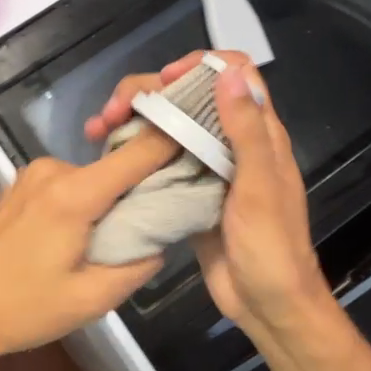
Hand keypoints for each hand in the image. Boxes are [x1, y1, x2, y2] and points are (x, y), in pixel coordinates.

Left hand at [0, 130, 179, 368]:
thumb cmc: (24, 310)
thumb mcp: (92, 299)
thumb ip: (139, 263)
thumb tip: (163, 235)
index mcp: (73, 194)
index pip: (140, 151)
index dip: (177, 142)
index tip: (208, 144)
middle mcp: (54, 170)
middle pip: (118, 165)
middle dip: (144, 186)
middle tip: (160, 220)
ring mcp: (34, 172)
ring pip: (95, 175)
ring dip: (112, 198)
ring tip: (112, 239)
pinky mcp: (23, 182)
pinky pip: (72, 182)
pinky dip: (88, 199)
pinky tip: (82, 235)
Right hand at [85, 51, 332, 337]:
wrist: (268, 305)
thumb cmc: (271, 247)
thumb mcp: (259, 187)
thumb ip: (246, 131)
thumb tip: (228, 73)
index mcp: (260, 134)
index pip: (234, 74)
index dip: (199, 65)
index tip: (164, 80)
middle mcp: (233, 143)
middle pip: (191, 96)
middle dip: (150, 93)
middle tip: (112, 112)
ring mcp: (209, 168)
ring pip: (172, 126)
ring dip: (136, 120)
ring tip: (99, 130)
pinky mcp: (190, 192)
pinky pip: (162, 160)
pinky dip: (136, 151)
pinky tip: (110, 158)